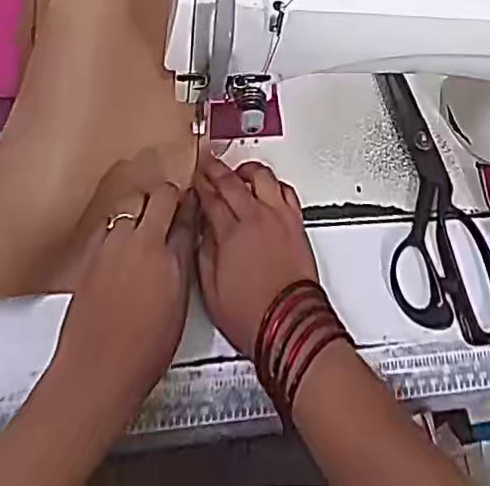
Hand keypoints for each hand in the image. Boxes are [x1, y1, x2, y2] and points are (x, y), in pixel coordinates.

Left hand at [50, 183, 196, 404]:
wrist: (96, 372)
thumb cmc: (141, 350)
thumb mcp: (178, 304)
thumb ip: (182, 260)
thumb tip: (185, 236)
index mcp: (163, 251)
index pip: (182, 208)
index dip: (189, 202)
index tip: (191, 202)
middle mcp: (134, 242)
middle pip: (156, 196)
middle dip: (165, 197)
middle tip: (171, 209)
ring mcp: (108, 246)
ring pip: (129, 204)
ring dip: (140, 207)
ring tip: (145, 225)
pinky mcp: (88, 256)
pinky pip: (107, 224)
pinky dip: (116, 225)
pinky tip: (121, 244)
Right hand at [194, 156, 319, 357]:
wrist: (290, 325)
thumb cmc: (255, 316)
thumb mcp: (212, 292)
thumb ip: (203, 255)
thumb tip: (199, 234)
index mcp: (231, 233)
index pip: (210, 197)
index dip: (199, 185)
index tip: (194, 179)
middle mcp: (256, 218)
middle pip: (231, 181)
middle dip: (215, 169)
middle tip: (207, 163)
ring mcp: (278, 218)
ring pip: (261, 177)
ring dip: (246, 170)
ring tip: (238, 171)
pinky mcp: (296, 223)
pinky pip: (286, 190)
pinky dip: (274, 184)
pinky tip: (268, 186)